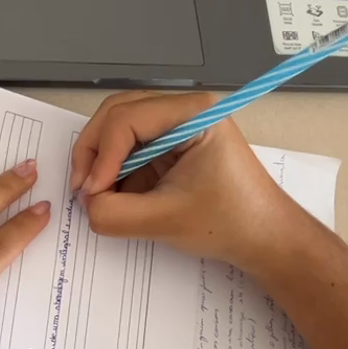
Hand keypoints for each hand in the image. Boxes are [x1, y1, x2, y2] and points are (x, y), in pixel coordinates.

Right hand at [68, 91, 303, 269]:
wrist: (264, 238)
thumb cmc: (231, 223)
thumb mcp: (164, 221)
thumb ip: (114, 213)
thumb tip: (85, 204)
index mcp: (193, 114)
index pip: (126, 119)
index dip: (102, 156)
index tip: (92, 192)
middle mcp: (183, 111)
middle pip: (116, 115)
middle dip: (93, 152)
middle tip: (83, 189)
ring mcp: (175, 128)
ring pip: (117, 131)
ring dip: (101, 162)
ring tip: (97, 195)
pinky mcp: (170, 147)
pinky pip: (128, 150)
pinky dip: (113, 172)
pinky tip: (115, 196)